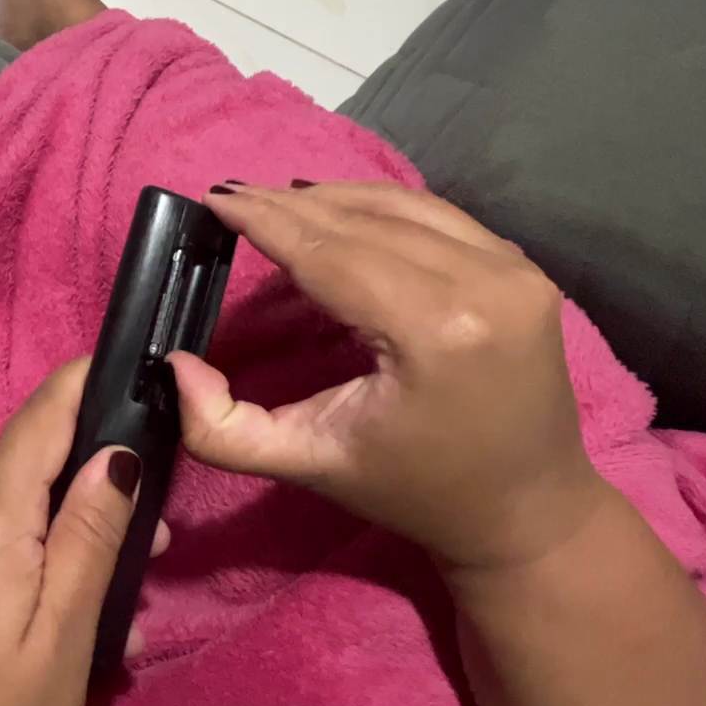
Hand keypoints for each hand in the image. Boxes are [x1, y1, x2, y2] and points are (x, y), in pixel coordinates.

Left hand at [0, 359, 166, 705]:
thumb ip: (90, 536)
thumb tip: (118, 452)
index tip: (132, 365)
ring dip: (66, 539)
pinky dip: (30, 558)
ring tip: (112, 614)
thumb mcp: (62, 638)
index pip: (40, 416)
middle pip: (34, 467)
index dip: (84, 381)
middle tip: (152, 554)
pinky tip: (56, 617)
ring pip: (15, 508)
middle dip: (94, 492)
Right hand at [169, 182, 611, 572]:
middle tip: (229, 196)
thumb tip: (176, 363)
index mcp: (434, 333)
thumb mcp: (306, 464)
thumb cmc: (413, 490)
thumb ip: (221, 429)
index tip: (214, 196)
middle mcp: (485, 285)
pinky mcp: (523, 267)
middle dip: (284, 204)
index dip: (265, 220)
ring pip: (397, 205)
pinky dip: (373, 202)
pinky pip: (433, 213)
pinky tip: (333, 204)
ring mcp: (513, 270)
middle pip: (360, 221)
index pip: (330, 252)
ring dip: (326, 196)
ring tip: (270, 199)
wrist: (529, 510)